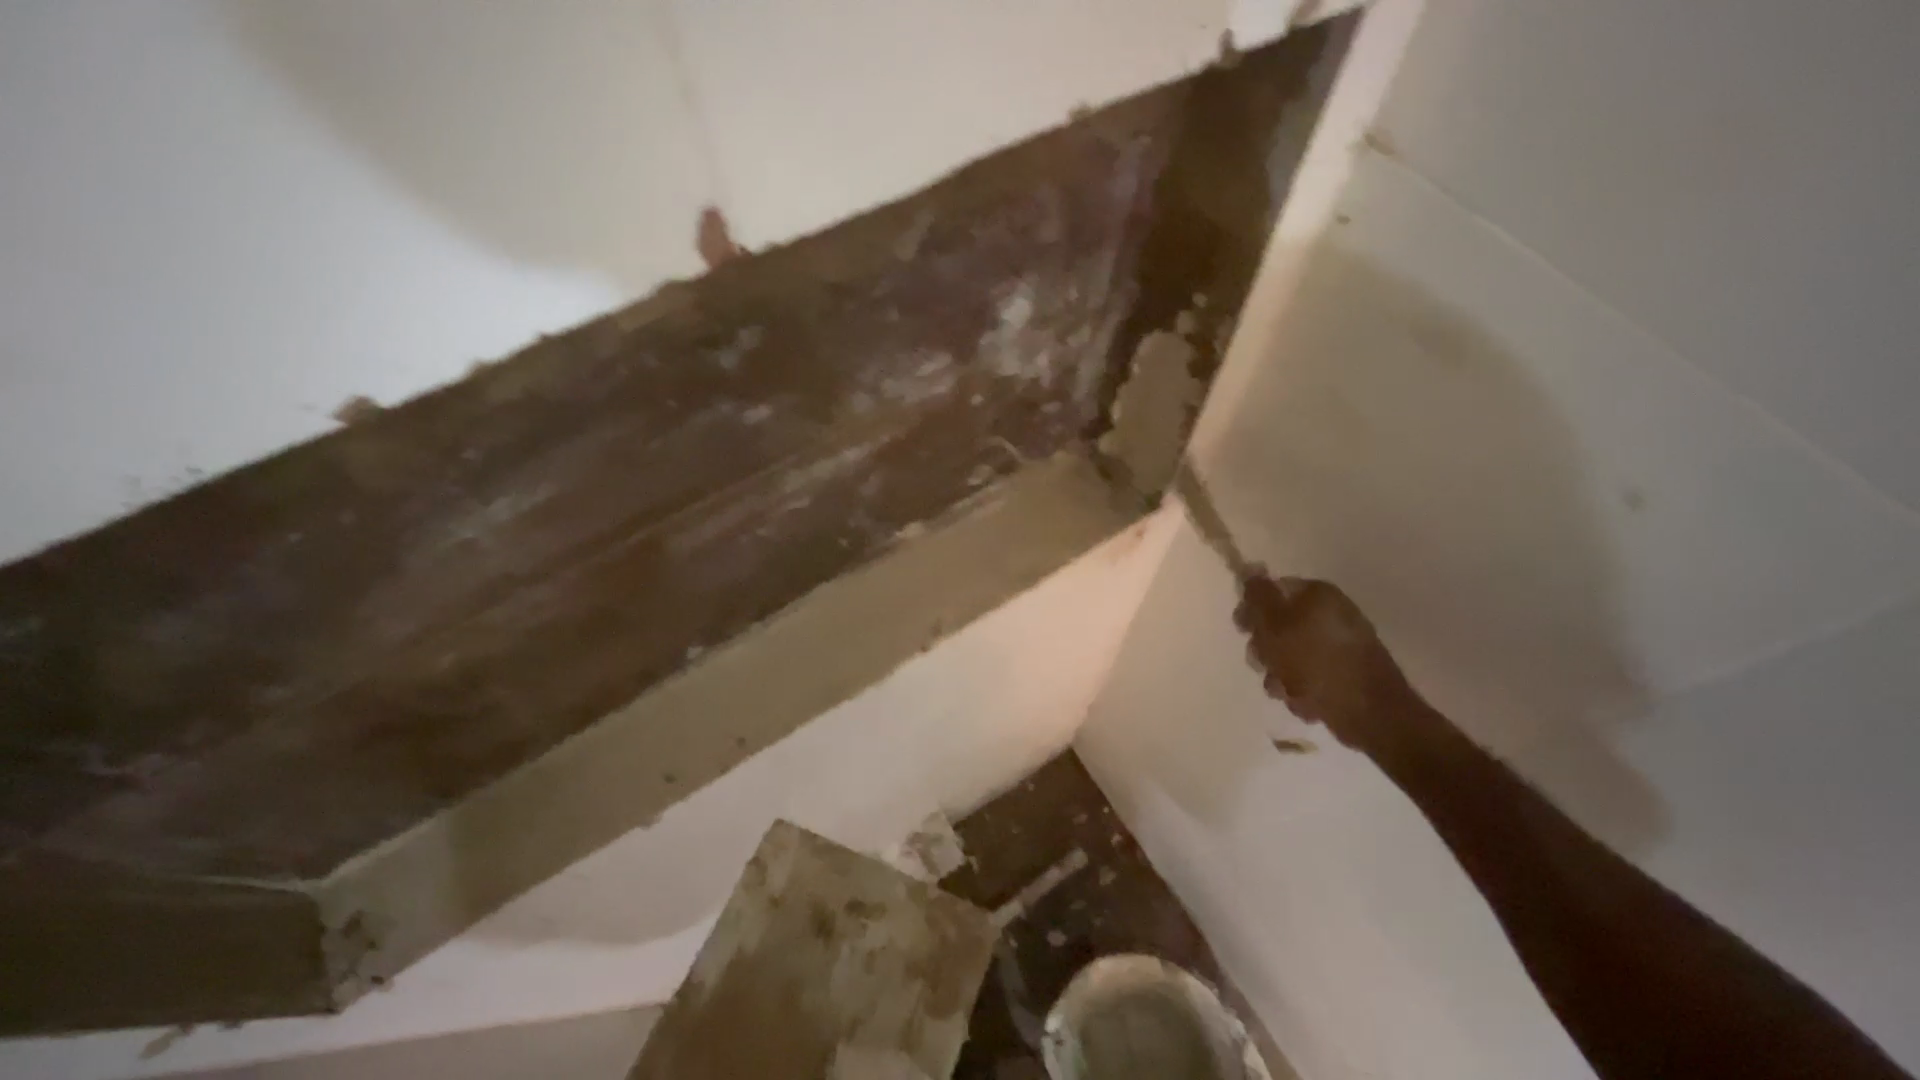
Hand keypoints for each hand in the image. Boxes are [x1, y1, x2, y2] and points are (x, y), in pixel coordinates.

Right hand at [1234, 576, 1416, 752]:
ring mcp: (1339, 645)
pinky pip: (1309, 676)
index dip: (1252, 611)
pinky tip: (1305, 702)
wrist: (1370, 712)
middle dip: (1265, 650)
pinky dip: (1302, 689)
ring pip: (1289, 655)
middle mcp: (1330, 614)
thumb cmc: (1317, 663)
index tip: (1244, 632)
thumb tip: (1250, 567)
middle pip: (1278, 626)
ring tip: (1287, 690)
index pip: (1271, 591)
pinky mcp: (1344, 673)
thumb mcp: (1277, 625)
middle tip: (1267, 664)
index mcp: (1317, 594)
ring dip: (1279, 674)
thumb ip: (1259, 596)